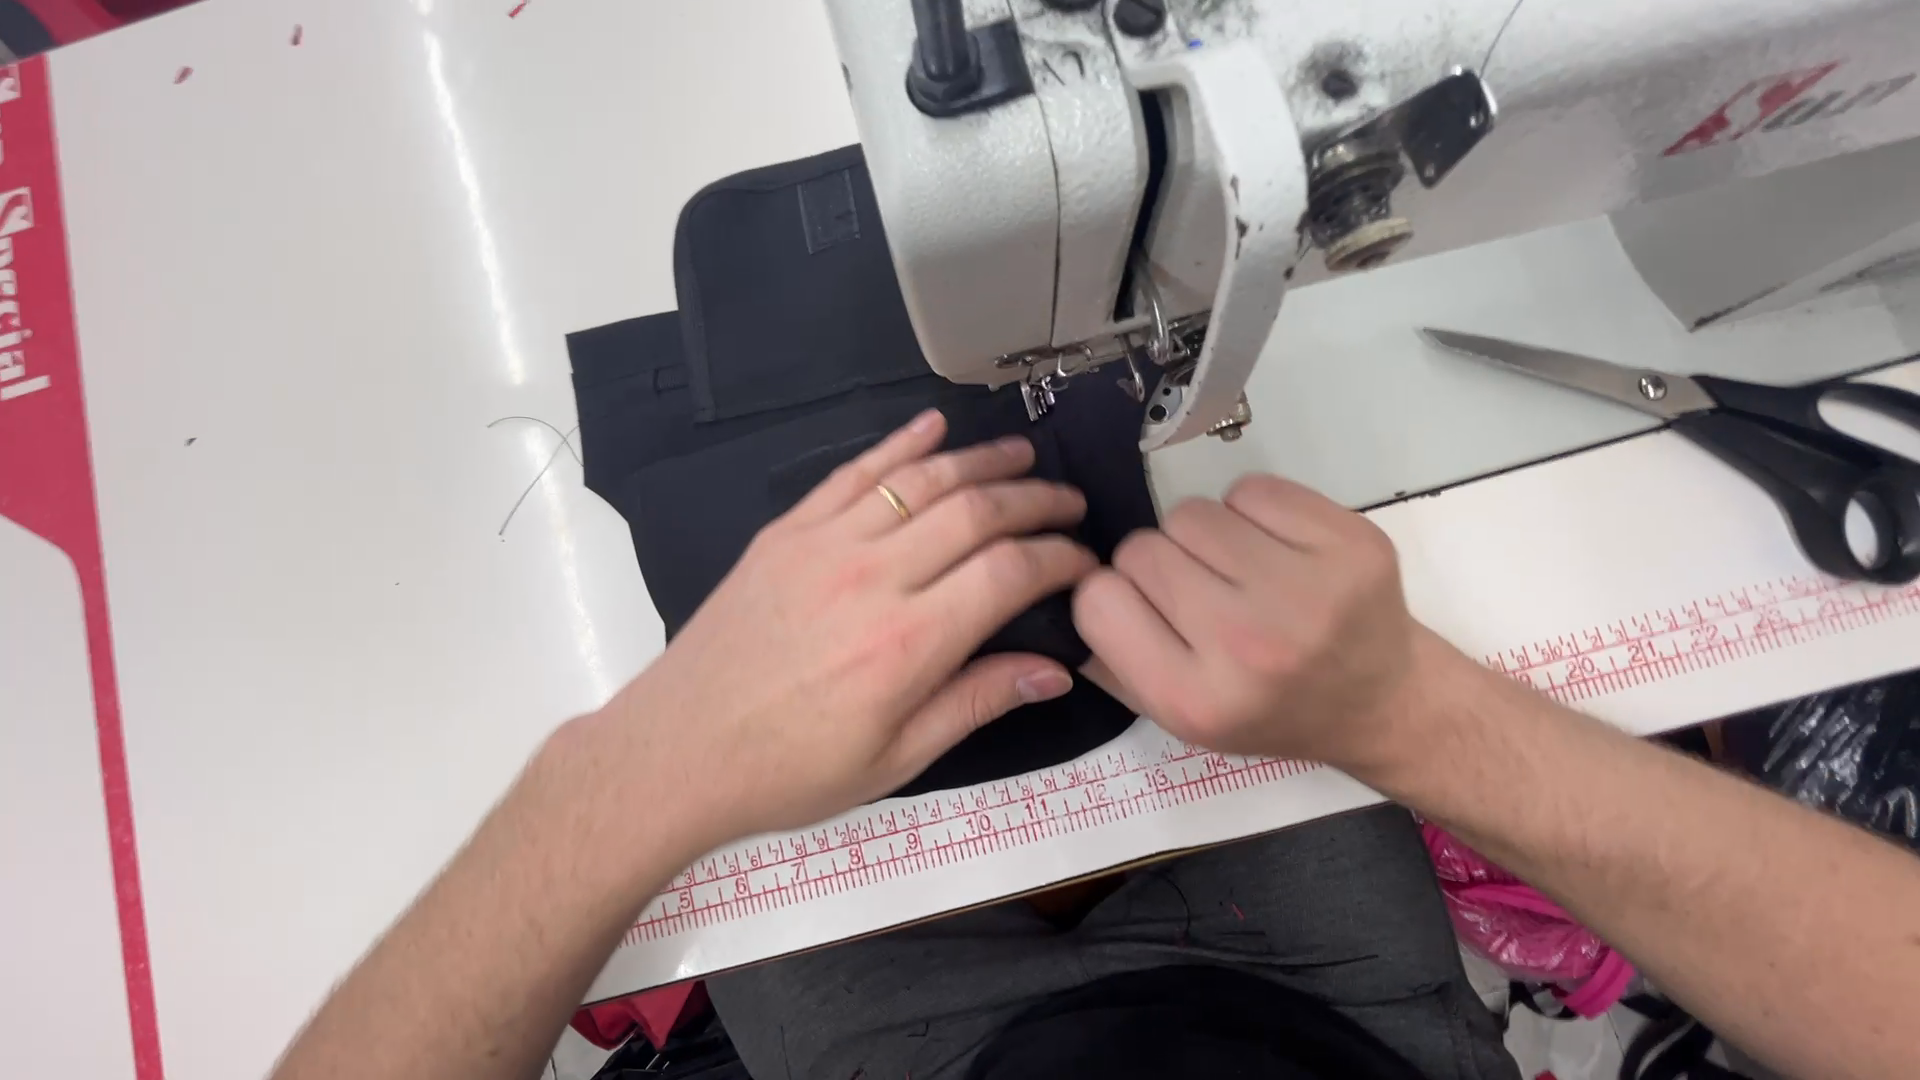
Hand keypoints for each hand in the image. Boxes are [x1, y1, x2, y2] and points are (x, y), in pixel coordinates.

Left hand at [598, 409, 1094, 849]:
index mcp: (908, 643)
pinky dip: (898, 443)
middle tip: (1068, 501)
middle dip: (1035, 500)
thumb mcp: (895, 758)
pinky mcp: (786, 531)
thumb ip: (977, 702)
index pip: (1010, 572)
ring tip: (1022, 454)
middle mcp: (873, 577)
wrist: (677, 751)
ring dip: (980, 460)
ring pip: (921, 480)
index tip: (1083, 561)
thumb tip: (1055, 670)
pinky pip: (853, 471)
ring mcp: (824, 544)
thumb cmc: (790, 770)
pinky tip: (932, 426)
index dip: (1059, 558)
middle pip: (976, 511)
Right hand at [1072, 474, 1428, 771]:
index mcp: (1194, 698)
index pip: (1097, 598)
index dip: (1110, 596)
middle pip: (1141, 548)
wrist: (1381, 703)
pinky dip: (1250, 512)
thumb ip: (1110, 661)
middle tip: (1196, 594)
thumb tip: (1061, 592)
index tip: (1140, 608)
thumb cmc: (1267, 711)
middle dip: (1157, 566)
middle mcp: (1247, 646)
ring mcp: (1307, 592)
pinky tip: (1274, 550)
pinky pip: (1250, 488)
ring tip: (1235, 570)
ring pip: (1191, 512)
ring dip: (1200, 536)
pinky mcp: (1351, 544)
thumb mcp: (1176, 716)